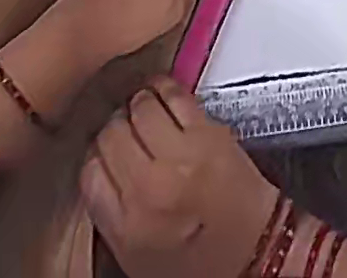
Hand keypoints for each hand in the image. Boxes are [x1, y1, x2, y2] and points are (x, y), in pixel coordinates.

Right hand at [81, 77, 280, 277]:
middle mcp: (148, 188)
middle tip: (127, 130)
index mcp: (126, 225)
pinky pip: (173, 94)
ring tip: (145, 110)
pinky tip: (163, 93)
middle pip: (110, 133)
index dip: (97, 154)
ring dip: (139, 104)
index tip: (106, 150)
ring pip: (139, 106)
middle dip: (116, 127)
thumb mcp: (137, 254)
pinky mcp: (208, 133)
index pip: (89, 169)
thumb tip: (98, 162)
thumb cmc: (199, 259)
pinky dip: (164, 87)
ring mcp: (180, 156)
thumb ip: (111, 209)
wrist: (256, 253)